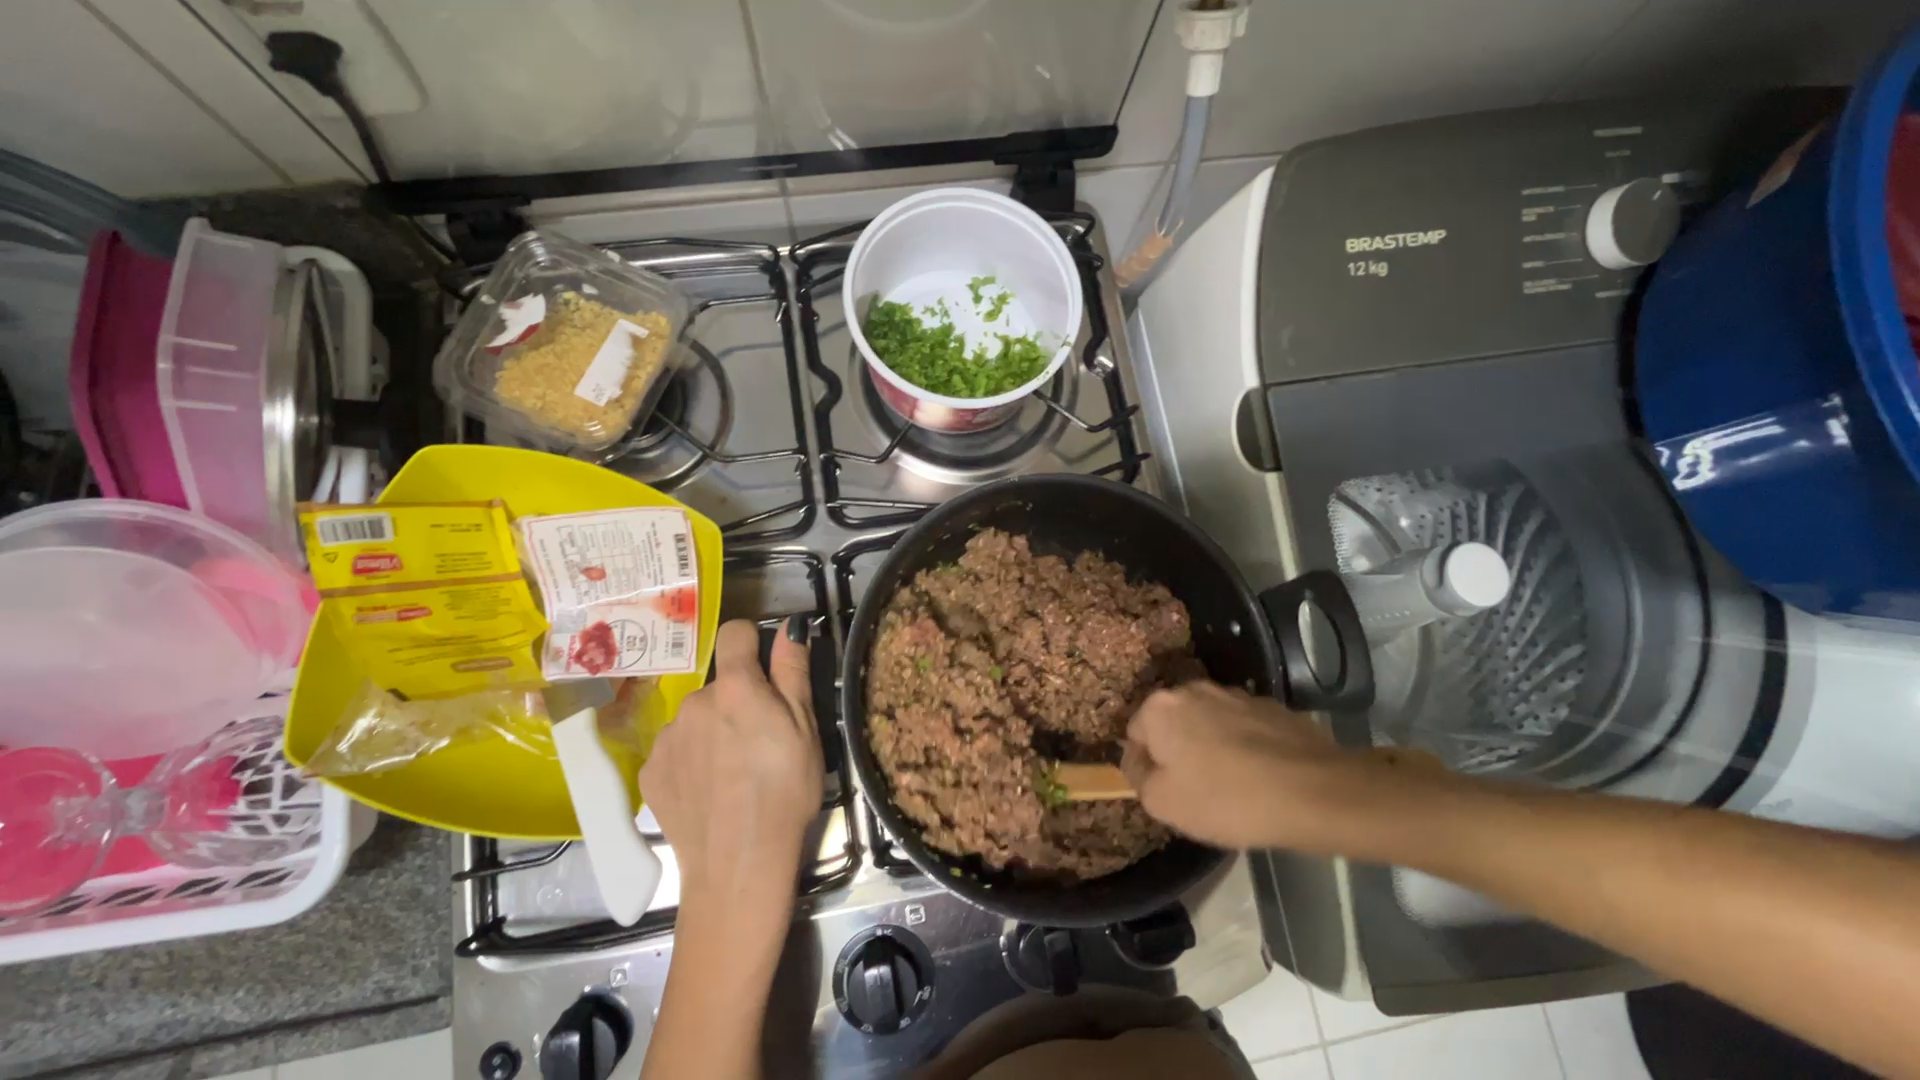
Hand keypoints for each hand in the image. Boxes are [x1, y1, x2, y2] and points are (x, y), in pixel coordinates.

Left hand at [639, 617, 823, 905]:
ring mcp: (667, 737)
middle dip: (737, 702)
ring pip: (695, 719)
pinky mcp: (650, 770)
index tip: (765, 669)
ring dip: (712, 731)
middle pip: (718, 686)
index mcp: (736, 688)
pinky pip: (675, 750)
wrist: (738, 862)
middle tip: (760, 742)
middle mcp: (694, 702)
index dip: (751, 644)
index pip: (734, 634)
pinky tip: (710, 790)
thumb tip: (788, 626)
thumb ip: (792, 672)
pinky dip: (691, 761)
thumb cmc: (784, 792)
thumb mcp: (805, 729)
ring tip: (734, 773)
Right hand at [1122, 681, 1424, 853]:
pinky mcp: (1273, 708)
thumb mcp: (1162, 803)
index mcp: (1161, 706)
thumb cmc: (1224, 799)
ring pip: (1209, 724)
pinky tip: (1260, 777)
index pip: (1134, 735)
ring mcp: (1238, 695)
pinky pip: (1244, 729)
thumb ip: (1138, 776)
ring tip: (1231, 786)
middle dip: (1179, 751)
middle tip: (1195, 790)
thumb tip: (1138, 760)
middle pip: (1173, 724)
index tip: (1165, 792)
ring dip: (1212, 747)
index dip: (1146, 766)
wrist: (1311, 792)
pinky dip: (1245, 748)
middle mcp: (1195, 689)